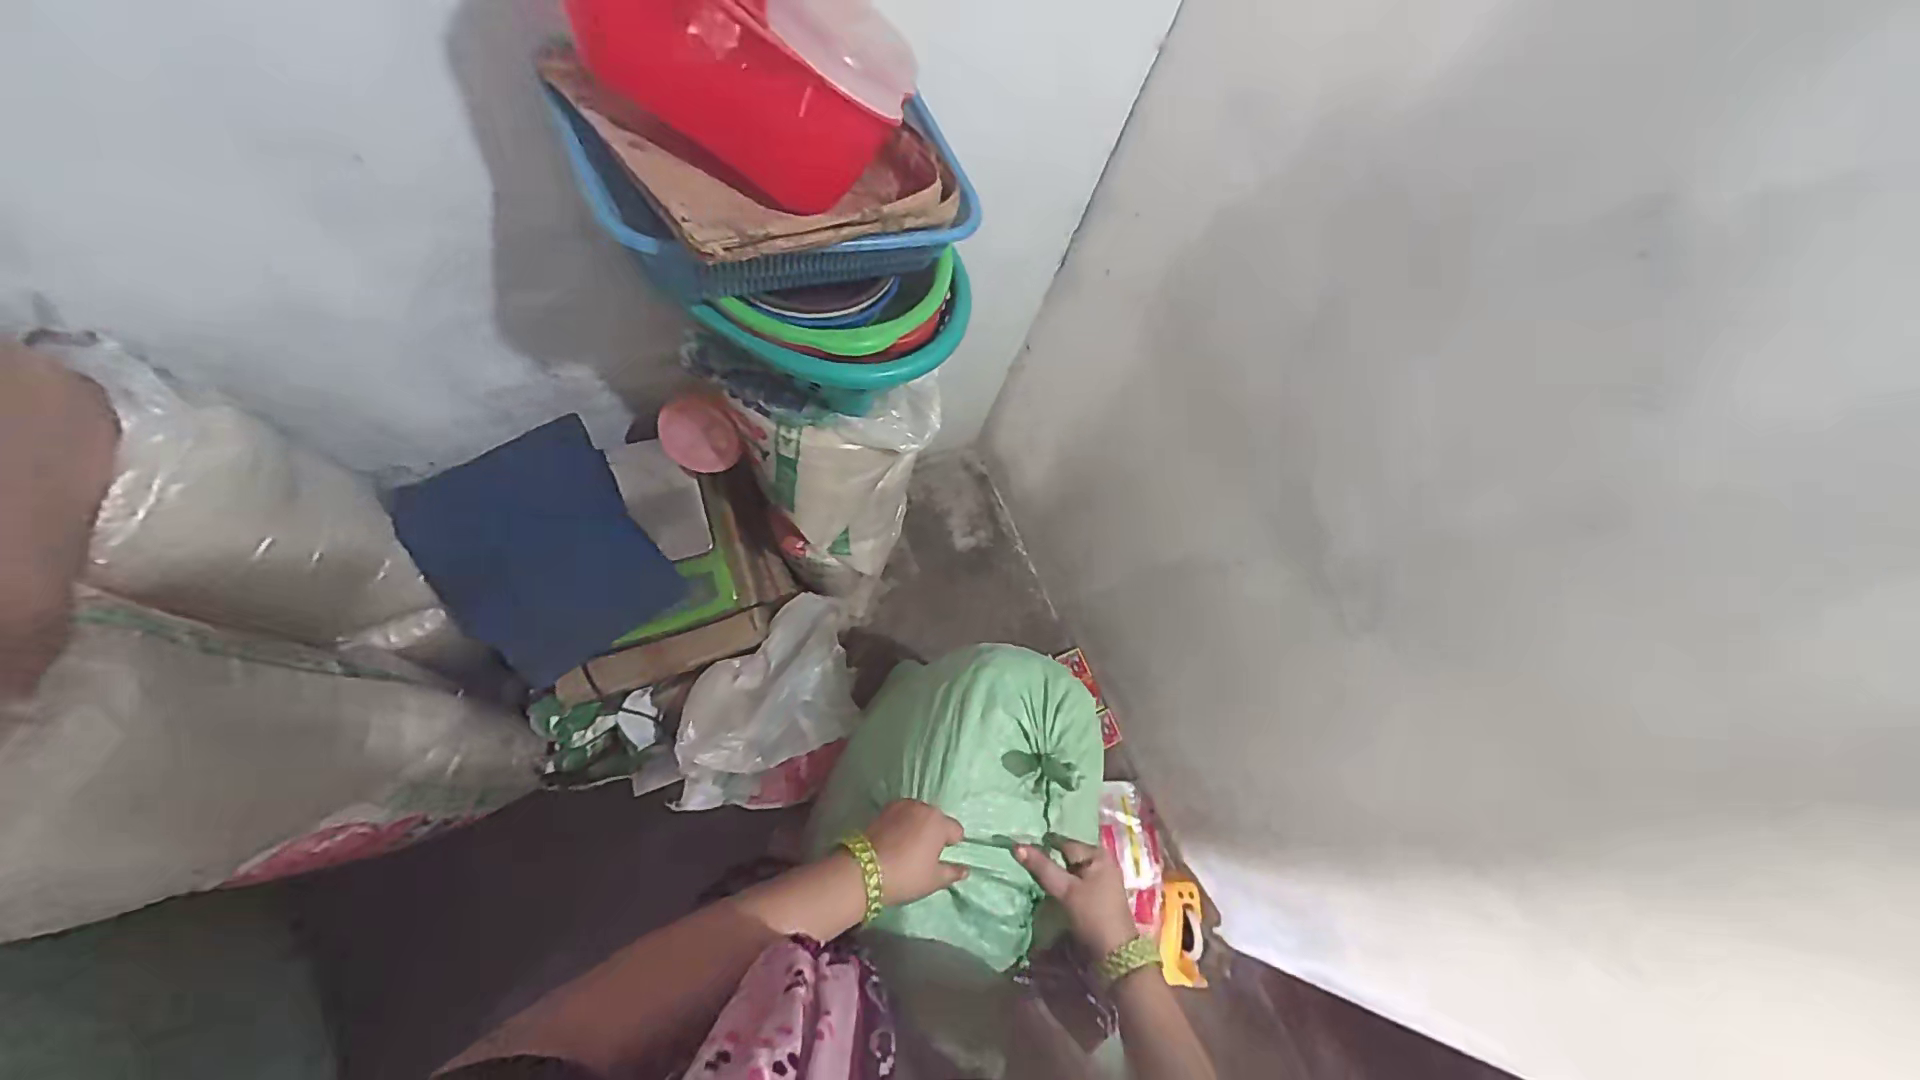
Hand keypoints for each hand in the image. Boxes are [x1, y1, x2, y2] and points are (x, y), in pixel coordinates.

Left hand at [863, 798, 967, 905]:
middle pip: (937, 819)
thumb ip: (952, 872)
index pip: (956, 830)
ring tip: (906, 847)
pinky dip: (902, 823)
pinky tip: (894, 839)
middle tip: (922, 856)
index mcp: (939, 822)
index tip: (938, 859)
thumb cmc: (906, 875)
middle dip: (934, 833)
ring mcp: (903, 805)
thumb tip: (965, 869)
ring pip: (919, 815)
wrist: (864, 870)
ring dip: (918, 826)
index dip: (951, 845)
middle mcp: (923, 807)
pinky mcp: (885, 808)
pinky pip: (902, 814)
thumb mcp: (933, 880)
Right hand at [1014, 836, 1138, 955]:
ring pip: (1068, 870)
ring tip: (1030, 875)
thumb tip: (1017, 846)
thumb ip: (1042, 867)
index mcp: (1097, 854)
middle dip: (1047, 860)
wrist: (1115, 955)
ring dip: (1053, 874)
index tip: (1019, 850)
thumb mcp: (1066, 890)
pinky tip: (1047, 888)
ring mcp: (1100, 878)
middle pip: (1066, 856)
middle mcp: (1100, 861)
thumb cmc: (1092, 916)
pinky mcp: (1096, 895)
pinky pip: (1073, 882)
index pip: (1062, 843)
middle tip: (1022, 863)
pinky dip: (1061, 884)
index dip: (1041, 846)